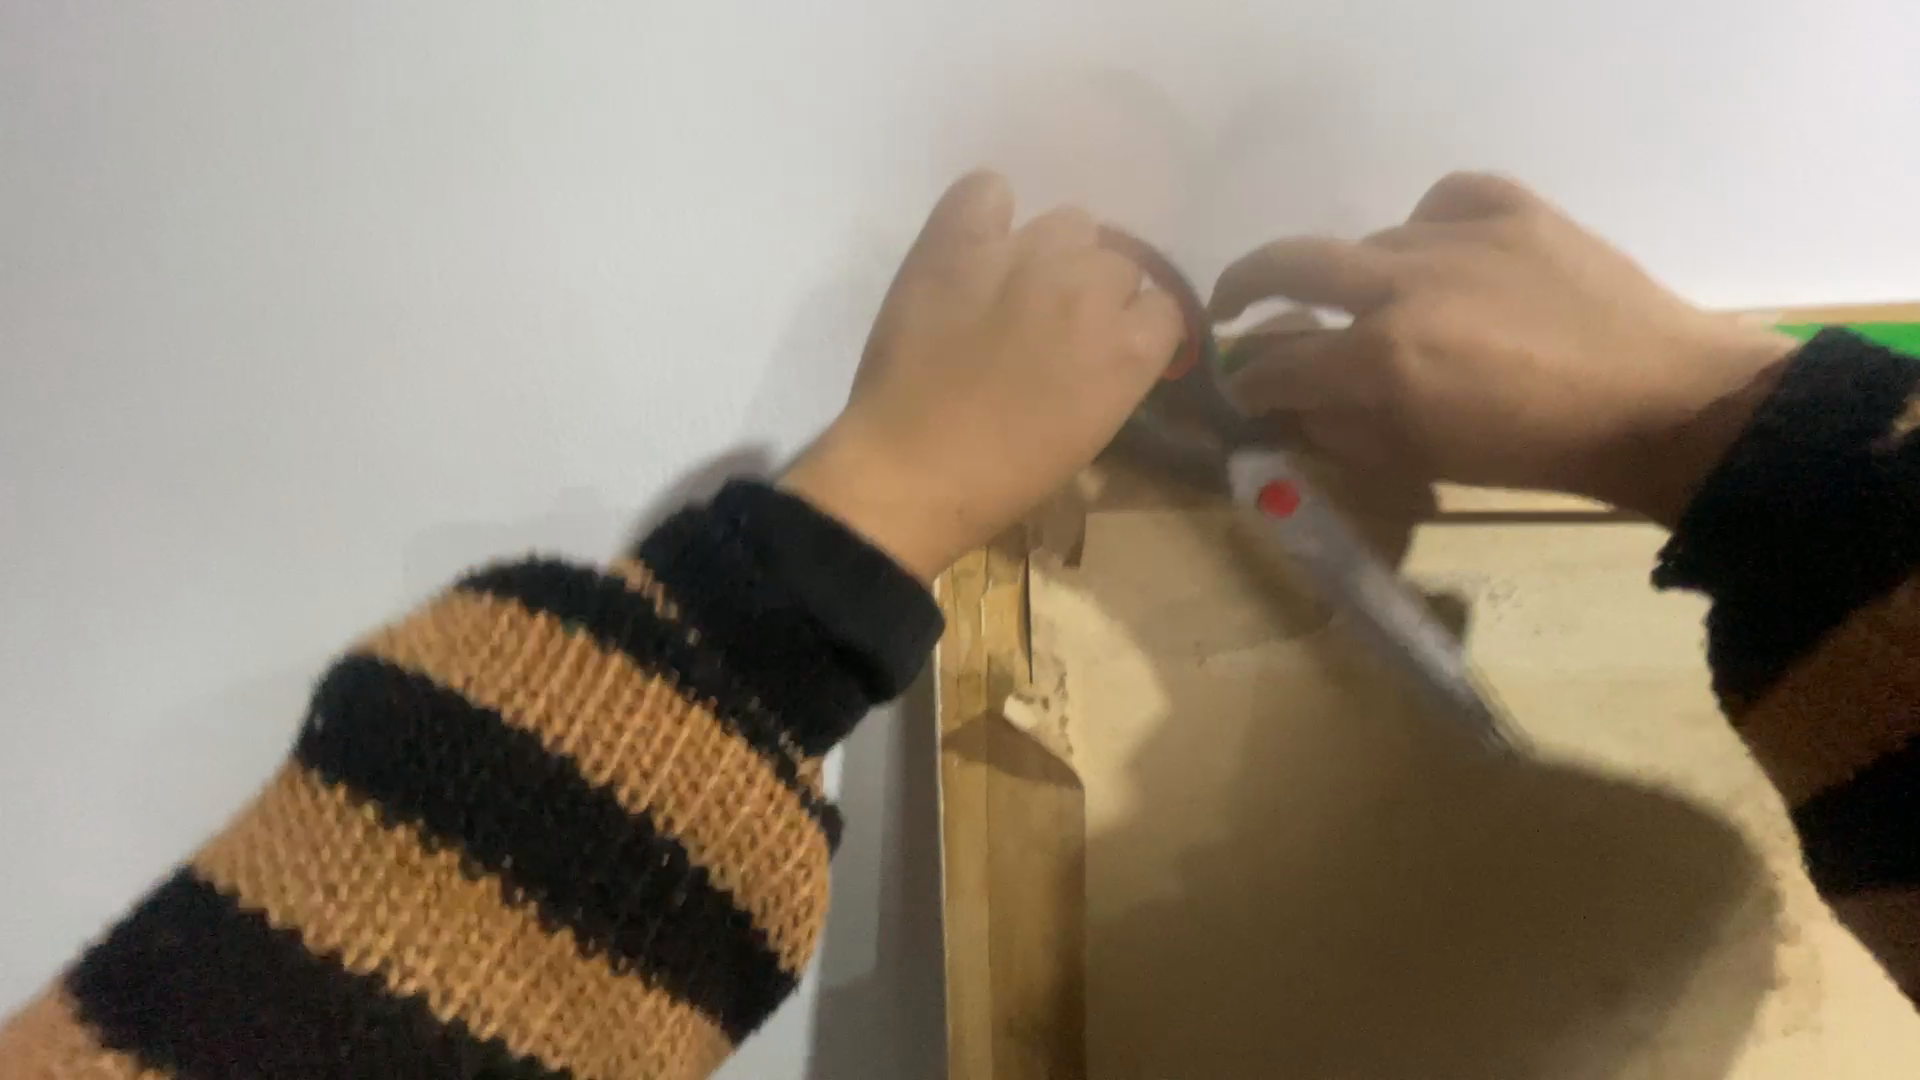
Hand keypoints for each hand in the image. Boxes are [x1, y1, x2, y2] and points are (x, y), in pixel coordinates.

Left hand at [781, 171, 1184, 580]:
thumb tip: (1101, 342)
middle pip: (1116, 260)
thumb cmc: (1003, 478)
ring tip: (1012, 291)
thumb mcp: (1087, 434)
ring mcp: (1022, 257)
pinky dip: (986, 213)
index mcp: (1129, 349)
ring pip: (1067, 223)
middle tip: (1050, 328)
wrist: (912, 472)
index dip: (1131, 326)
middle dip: (1092, 293)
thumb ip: (1111, 374)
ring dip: (1051, 255)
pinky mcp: (957, 242)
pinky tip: (974, 248)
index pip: (1163, 304)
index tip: (1103, 348)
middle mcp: (1088, 287)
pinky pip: (986, 190)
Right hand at [1213, 173, 1798, 524]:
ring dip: (1352, 283)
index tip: (1237, 389)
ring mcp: (1459, 239)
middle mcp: (1404, 288)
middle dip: (1238, 289)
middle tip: (1226, 308)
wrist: (1659, 405)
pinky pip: (1442, 198)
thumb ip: (1332, 427)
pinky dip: (1424, 223)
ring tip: (1374, 307)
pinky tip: (1434, 252)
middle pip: (1286, 266)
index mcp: (1378, 359)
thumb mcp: (1410, 458)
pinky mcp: (1515, 211)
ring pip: (1366, 245)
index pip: (1276, 364)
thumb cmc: (1523, 450)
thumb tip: (1285, 405)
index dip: (1245, 382)